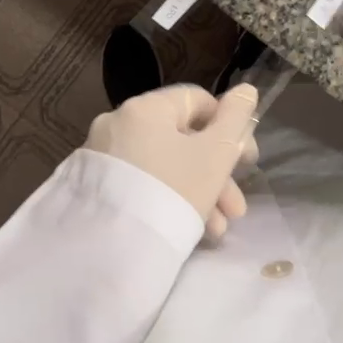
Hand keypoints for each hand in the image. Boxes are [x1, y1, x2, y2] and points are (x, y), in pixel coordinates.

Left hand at [85, 83, 258, 239]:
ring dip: (197, 191)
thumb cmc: (173, 193)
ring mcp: (103, 156)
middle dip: (216, 174)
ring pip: (164, 165)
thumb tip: (246, 90)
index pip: (198, 101)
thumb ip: (235, 120)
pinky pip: (142, 183)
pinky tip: (190, 231)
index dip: (229, 128)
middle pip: (182, 139)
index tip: (247, 162)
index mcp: (146, 107)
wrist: (109, 252)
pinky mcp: (95, 187)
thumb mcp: (214, 156)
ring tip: (217, 230)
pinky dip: (167, 198)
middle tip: (236, 209)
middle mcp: (119, 123)